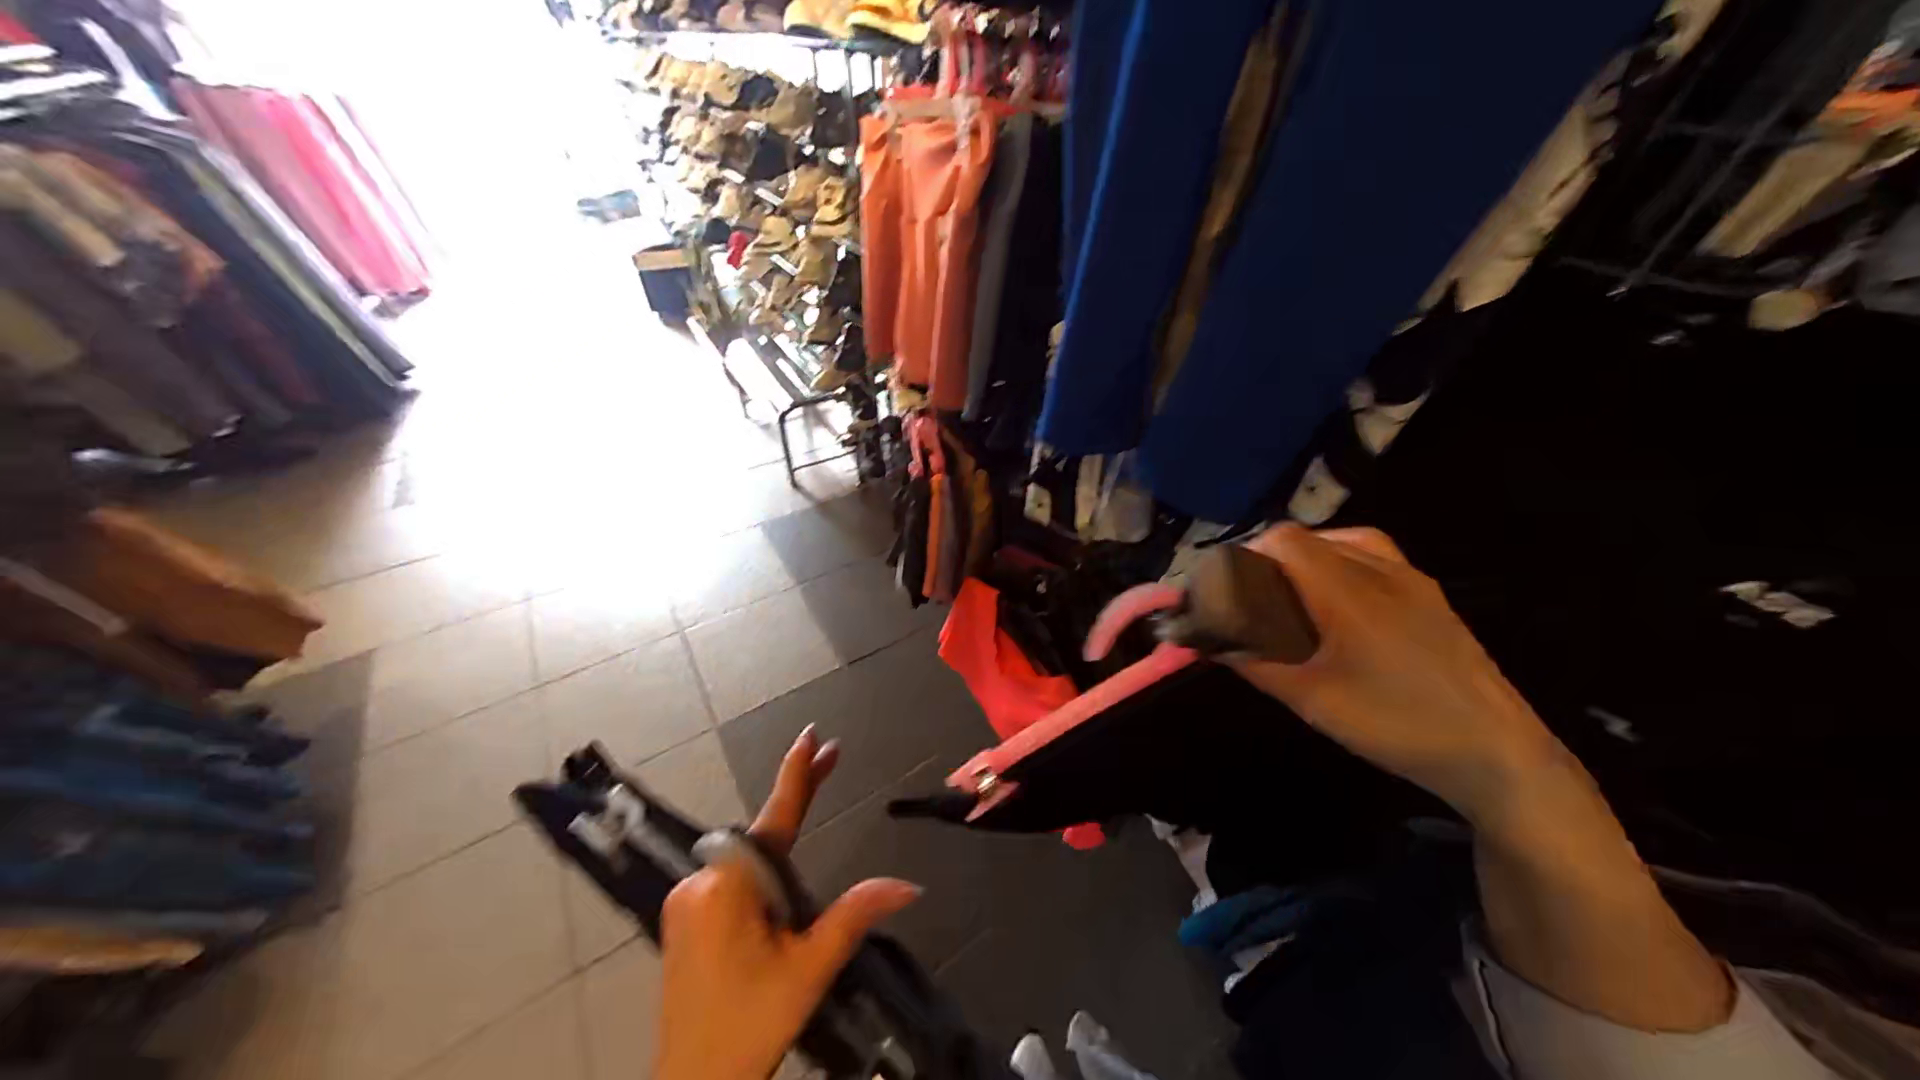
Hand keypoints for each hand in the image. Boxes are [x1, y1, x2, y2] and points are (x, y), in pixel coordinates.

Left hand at [655, 727, 920, 1079]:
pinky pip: (731, 877)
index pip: (772, 818)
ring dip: (780, 845)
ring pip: (746, 857)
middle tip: (833, 754)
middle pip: (760, 830)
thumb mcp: (810, 969)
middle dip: (797, 794)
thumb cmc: (752, 1024)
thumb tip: (910, 884)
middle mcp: (702, 881)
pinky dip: (760, 870)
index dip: (796, 773)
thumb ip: (854, 916)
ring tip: (809, 843)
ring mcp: (687, 899)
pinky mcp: (684, 918)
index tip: (812, 734)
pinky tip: (778, 890)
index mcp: (730, 886)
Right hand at [1224, 524, 1563, 830]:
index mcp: (1348, 590)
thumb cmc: (1398, 725)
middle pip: (1306, 538)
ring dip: (1302, 559)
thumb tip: (1206, 642)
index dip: (1243, 554)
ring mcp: (1411, 578)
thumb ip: (1254, 663)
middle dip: (1266, 560)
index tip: (1222, 588)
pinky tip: (1333, 600)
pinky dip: (1337, 564)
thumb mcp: (1311, 700)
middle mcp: (1380, 569)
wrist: (1499, 754)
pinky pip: (1371, 556)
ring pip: (1339, 542)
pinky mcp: (1429, 594)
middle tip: (1247, 600)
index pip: (1282, 540)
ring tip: (1285, 595)